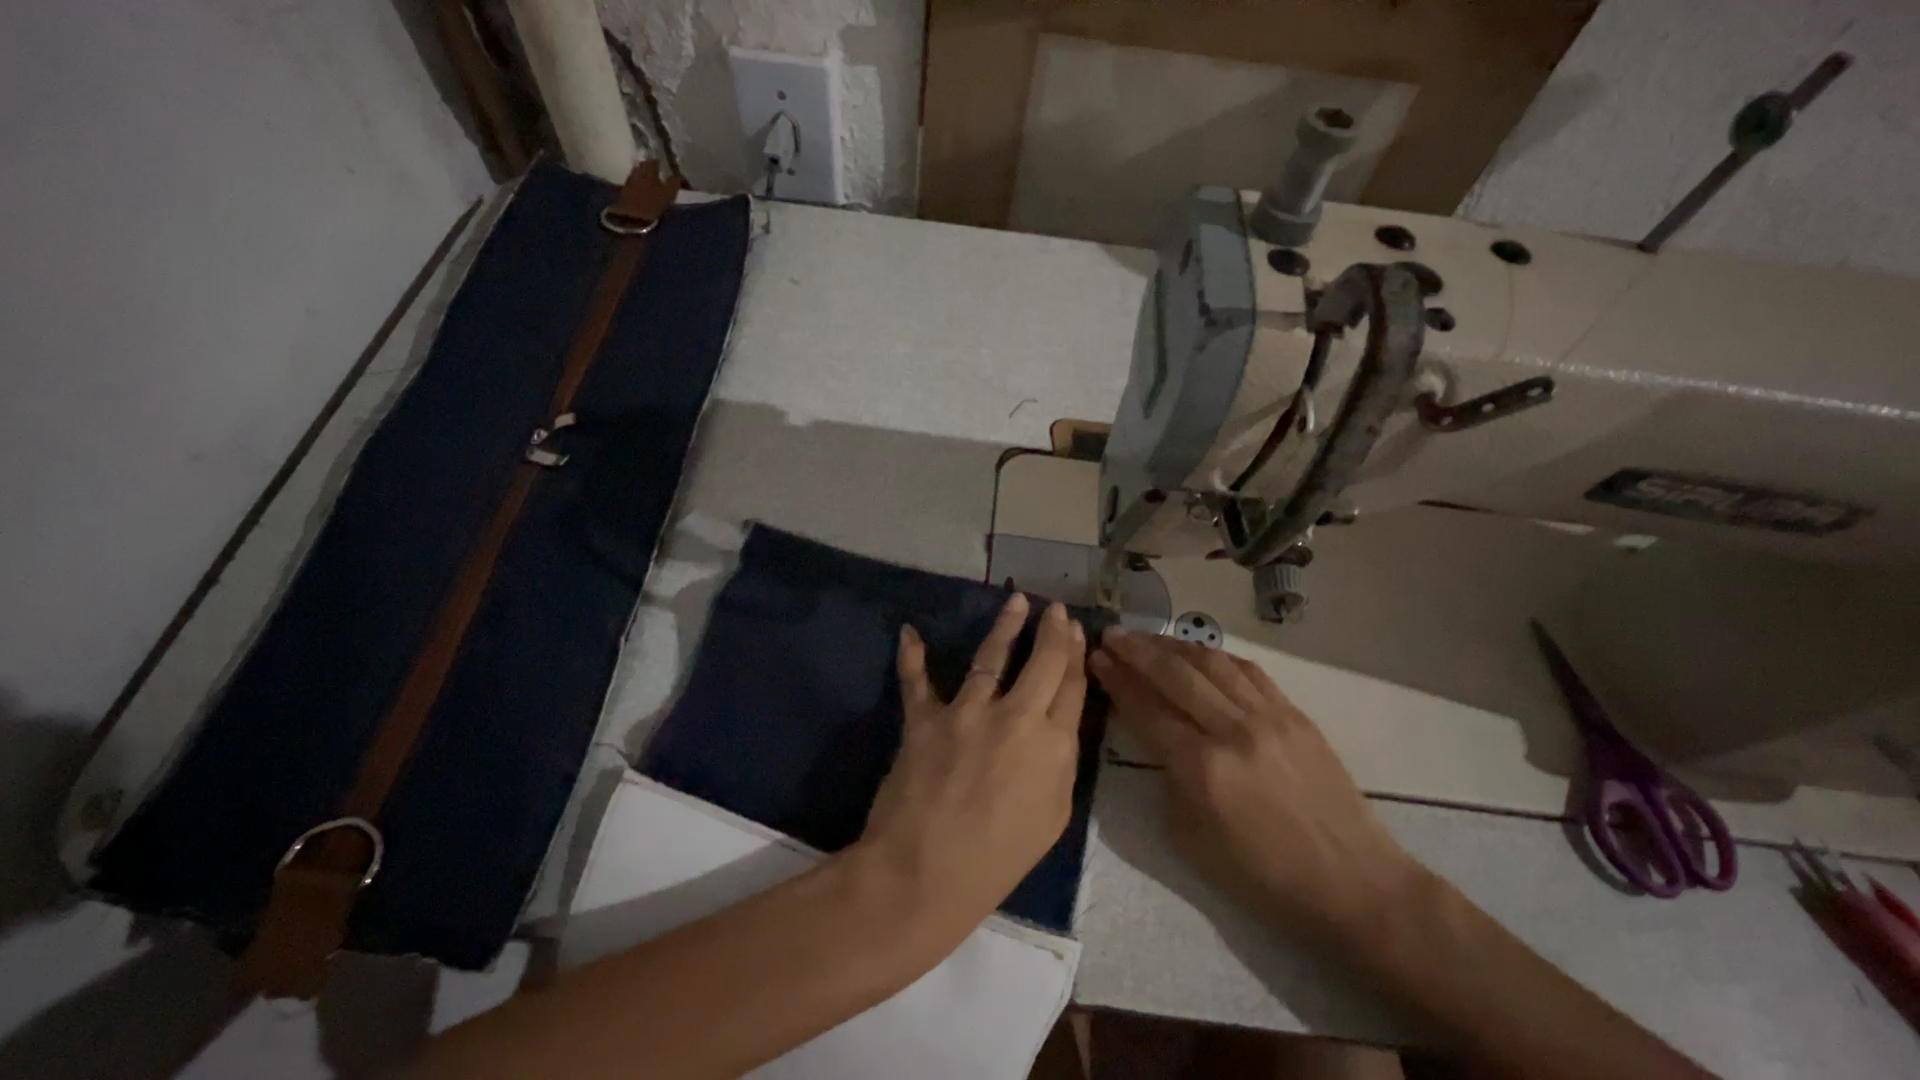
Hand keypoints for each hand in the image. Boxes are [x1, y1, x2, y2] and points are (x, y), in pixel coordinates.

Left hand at [857, 595, 1087, 938]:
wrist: (927, 872)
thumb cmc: (998, 860)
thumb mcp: (1052, 819)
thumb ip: (1059, 768)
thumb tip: (1054, 735)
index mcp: (1054, 746)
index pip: (1071, 689)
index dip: (1076, 658)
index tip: (1077, 633)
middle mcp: (1016, 717)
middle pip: (1042, 663)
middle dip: (1052, 631)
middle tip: (1056, 609)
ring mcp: (968, 713)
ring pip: (991, 656)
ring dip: (1005, 626)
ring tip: (1015, 601)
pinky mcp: (925, 719)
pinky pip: (917, 680)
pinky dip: (912, 656)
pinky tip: (909, 632)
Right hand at [1090, 628, 1421, 939]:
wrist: (1350, 882)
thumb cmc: (1263, 878)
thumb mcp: (1192, 842)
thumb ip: (1168, 783)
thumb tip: (1160, 744)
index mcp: (1202, 768)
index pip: (1148, 709)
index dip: (1117, 681)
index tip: (1096, 658)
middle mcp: (1234, 731)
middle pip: (1176, 675)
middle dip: (1138, 651)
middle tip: (1112, 635)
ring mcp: (1270, 718)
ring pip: (1214, 664)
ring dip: (1175, 646)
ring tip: (1149, 638)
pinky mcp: (1297, 716)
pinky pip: (1250, 672)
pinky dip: (1218, 658)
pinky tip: (1201, 654)